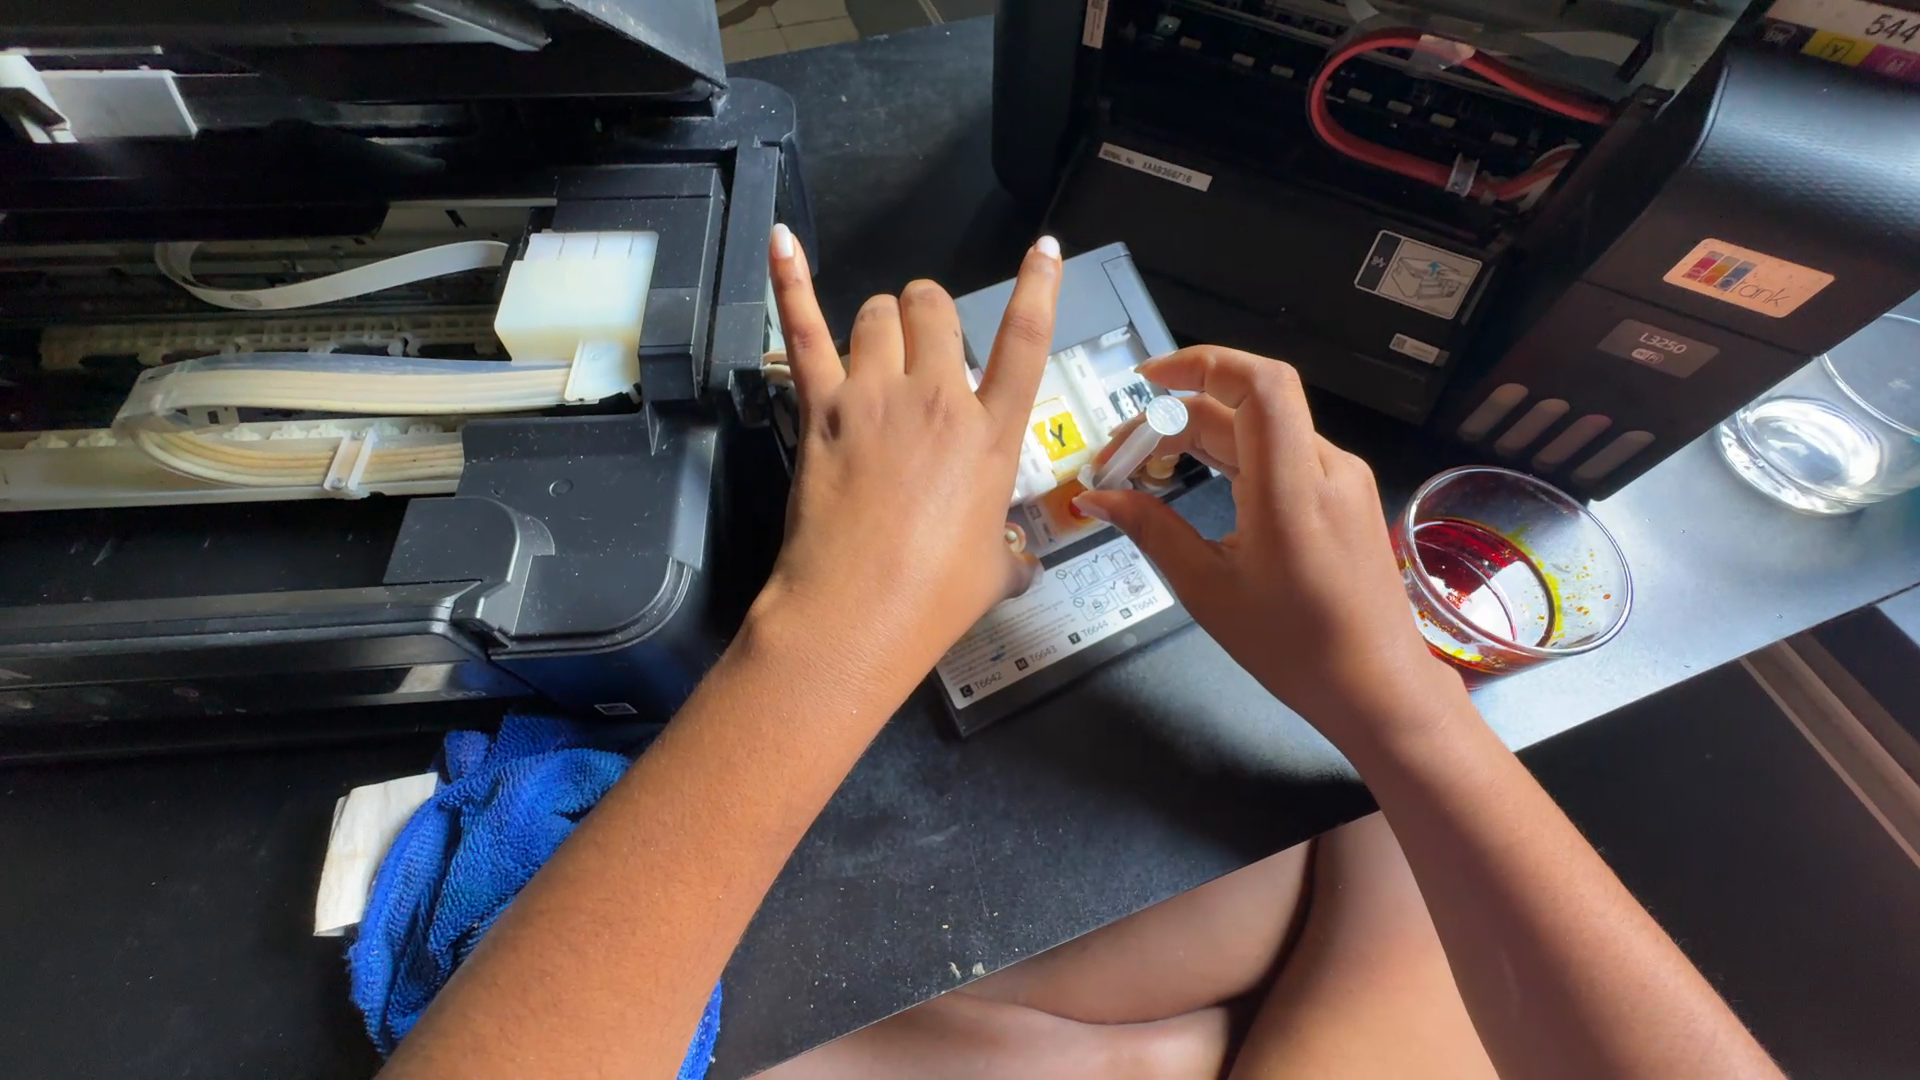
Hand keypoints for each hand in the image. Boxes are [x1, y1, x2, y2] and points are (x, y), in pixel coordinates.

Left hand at [754, 225, 1059, 699]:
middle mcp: (937, 399)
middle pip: (935, 308)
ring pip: (878, 313)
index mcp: (992, 435)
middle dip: (932, 313)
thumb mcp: (994, 574)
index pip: (1026, 342)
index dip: (1040, 287)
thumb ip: (1013, 558)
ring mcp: (874, 396)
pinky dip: (789, 282)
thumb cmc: (937, 597)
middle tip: (925, 345)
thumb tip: (1023, 566)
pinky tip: (781, 241)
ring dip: (882, 320)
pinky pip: (802, 329)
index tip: (1045, 249)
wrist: (859, 611)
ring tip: (878, 347)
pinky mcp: (821, 407)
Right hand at [1073, 346, 1467, 751]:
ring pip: (1259, 428)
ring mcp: (1338, 478)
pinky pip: (1278, 453)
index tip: (1144, 382)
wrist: (1376, 686)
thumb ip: (1151, 529)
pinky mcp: (1340, 494)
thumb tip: (1095, 498)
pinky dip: (1228, 454)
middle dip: (1172, 418)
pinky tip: (1192, 478)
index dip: (1200, 364)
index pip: (1258, 385)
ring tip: (1144, 467)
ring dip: (1197, 435)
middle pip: (1242, 407)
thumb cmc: (1291, 646)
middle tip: (1117, 460)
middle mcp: (1325, 467)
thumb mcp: (1207, 588)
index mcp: (1292, 489)